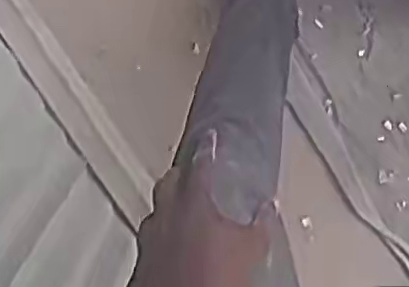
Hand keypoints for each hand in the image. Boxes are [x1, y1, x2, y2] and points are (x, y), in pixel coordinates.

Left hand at [130, 131, 274, 286]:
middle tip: (191, 173)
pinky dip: (159, 239)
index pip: (201, 162)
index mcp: (194, 200)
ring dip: (166, 209)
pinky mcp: (140, 267)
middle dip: (180, 174)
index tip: (210, 137)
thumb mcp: (250, 250)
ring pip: (155, 213)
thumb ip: (260, 224)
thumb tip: (268, 209)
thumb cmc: (212, 277)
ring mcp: (149, 241)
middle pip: (169, 182)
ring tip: (179, 212)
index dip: (207, 147)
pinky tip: (168, 246)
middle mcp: (167, 214)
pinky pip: (148, 243)